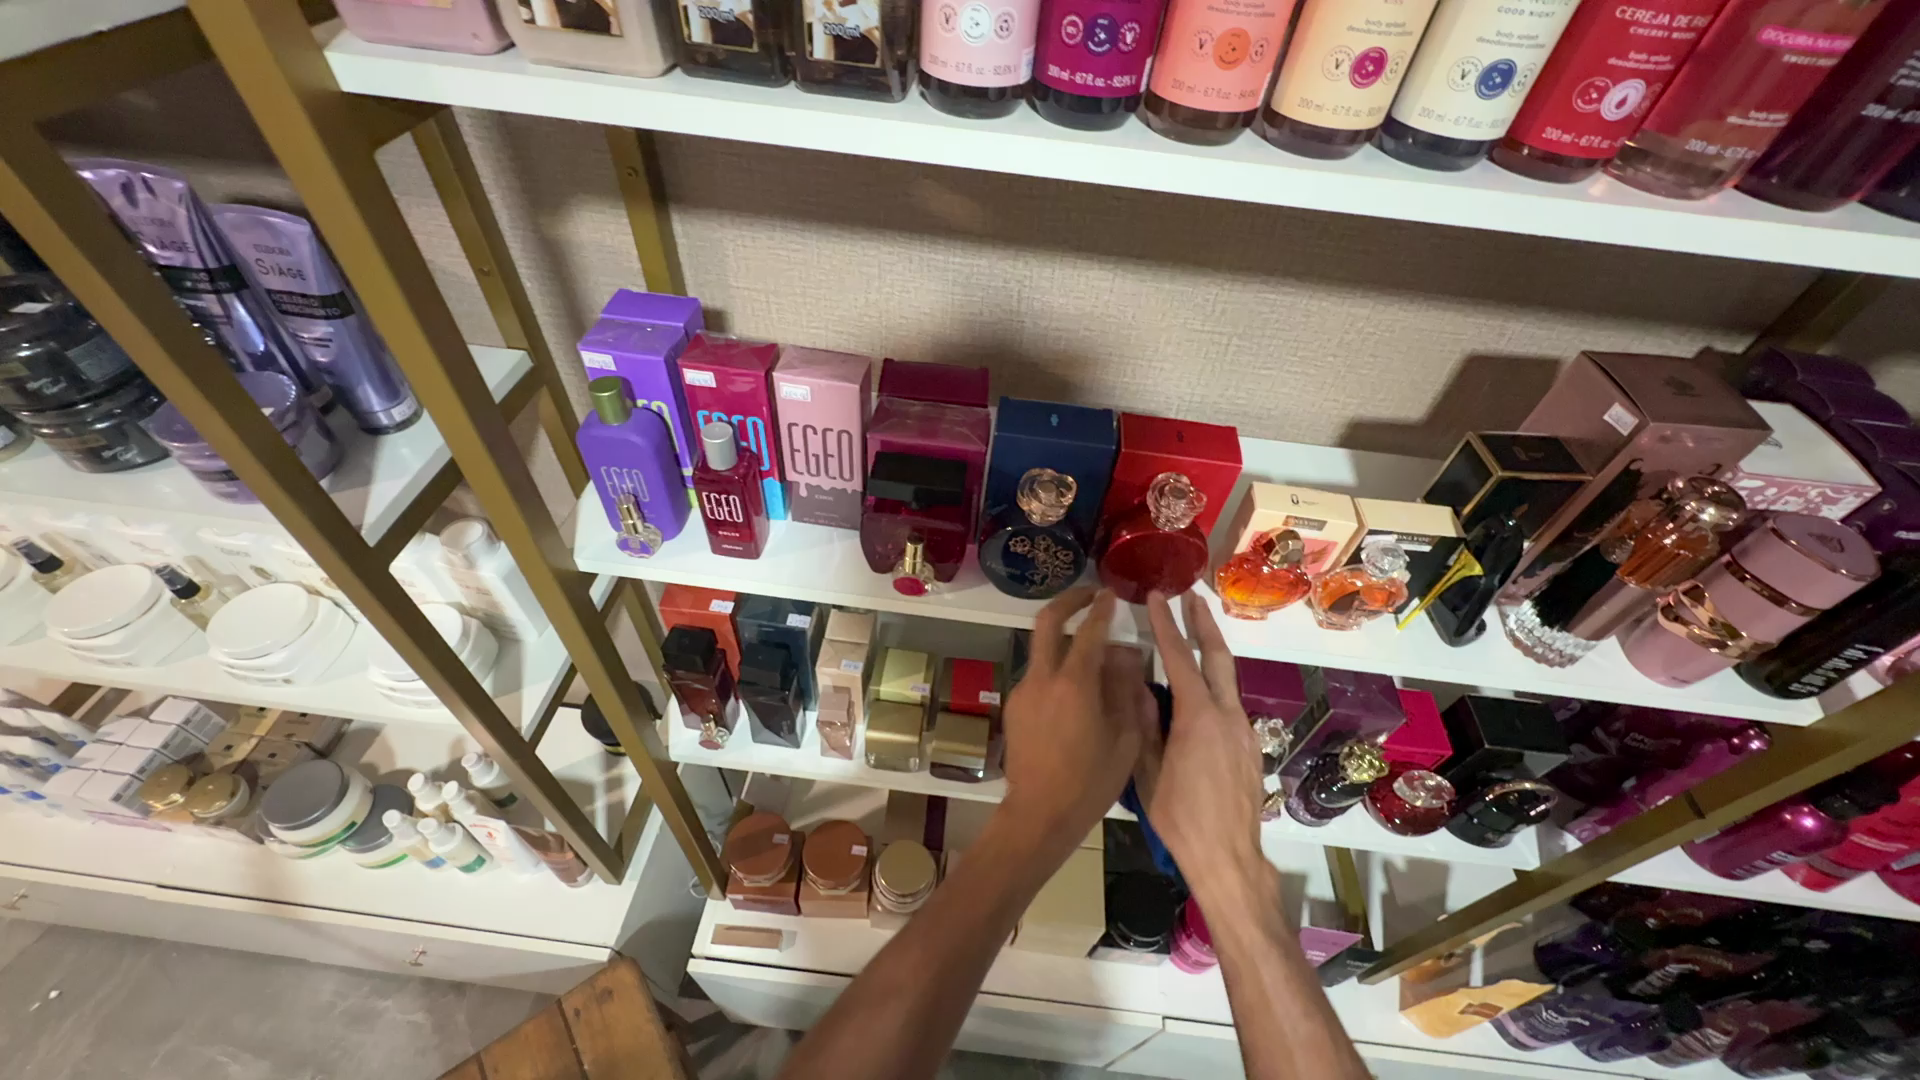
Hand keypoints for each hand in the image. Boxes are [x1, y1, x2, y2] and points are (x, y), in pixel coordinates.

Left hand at [1000, 588, 1143, 847]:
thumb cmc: (1091, 781)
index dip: (1100, 609)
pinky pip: (1037, 675)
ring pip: (1041, 650)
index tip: (1110, 594)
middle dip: (1068, 601)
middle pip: (1047, 622)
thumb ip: (1126, 690)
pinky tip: (1077, 691)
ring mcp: (1022, 692)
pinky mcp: (1013, 707)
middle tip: (1089, 595)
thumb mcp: (1124, 737)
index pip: (1088, 632)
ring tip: (1093, 655)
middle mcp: (1042, 679)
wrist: (1040, 813)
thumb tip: (1127, 655)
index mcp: (1074, 684)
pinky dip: (1056, 669)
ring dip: (1063, 640)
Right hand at [1135, 590, 1264, 896]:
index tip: (1158, 598)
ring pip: (1229, 680)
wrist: (1228, 859)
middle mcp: (1228, 716)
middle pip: (1219, 657)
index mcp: (1198, 717)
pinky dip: (1216, 686)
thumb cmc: (1179, 818)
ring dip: (1212, 653)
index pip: (1180, 659)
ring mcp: (1245, 731)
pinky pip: (1231, 705)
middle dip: (1204, 624)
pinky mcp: (1251, 748)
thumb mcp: (1148, 771)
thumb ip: (1145, 725)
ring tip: (1194, 636)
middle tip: (1192, 597)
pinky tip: (1200, 694)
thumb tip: (1139, 688)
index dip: (1167, 626)